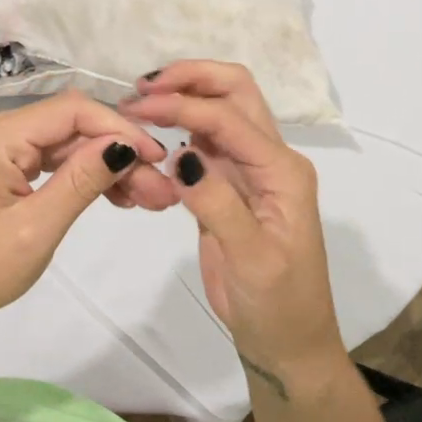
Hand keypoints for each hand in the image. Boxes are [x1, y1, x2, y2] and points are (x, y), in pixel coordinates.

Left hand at [0, 90, 176, 344]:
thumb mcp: (36, 229)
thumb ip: (81, 181)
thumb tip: (126, 144)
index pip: (71, 110)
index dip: (119, 128)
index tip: (159, 158)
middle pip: (69, 126)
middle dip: (118, 152)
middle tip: (161, 192)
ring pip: (63, 142)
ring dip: (104, 164)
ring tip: (148, 198)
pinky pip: (46, 156)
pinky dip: (79, 173)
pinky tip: (115, 194)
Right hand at [121, 61, 347, 401]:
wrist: (286, 343)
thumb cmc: (278, 304)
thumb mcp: (253, 260)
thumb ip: (218, 204)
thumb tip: (181, 154)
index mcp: (283, 170)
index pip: (228, 118)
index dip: (181, 106)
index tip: (134, 109)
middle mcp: (268, 158)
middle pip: (233, 91)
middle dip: (188, 78)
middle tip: (140, 87)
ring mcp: (246, 167)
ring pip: (217, 108)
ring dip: (180, 95)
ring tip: (135, 104)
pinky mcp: (225, 181)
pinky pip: (201, 138)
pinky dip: (175, 125)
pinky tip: (146, 132)